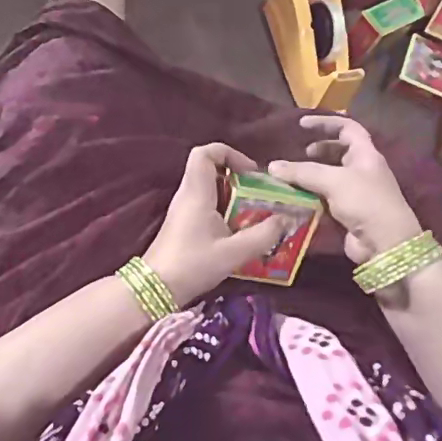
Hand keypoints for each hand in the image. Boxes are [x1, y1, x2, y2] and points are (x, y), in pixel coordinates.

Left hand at [143, 143, 290, 302]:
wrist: (156, 288)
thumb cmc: (192, 265)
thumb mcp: (233, 253)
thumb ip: (263, 235)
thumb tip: (285, 220)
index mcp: (196, 193)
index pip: (205, 153)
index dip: (229, 153)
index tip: (250, 172)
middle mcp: (188, 195)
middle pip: (210, 170)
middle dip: (238, 178)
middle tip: (259, 195)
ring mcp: (183, 210)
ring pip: (210, 189)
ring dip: (233, 197)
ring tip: (255, 214)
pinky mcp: (183, 225)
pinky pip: (206, 206)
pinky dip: (224, 211)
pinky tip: (239, 232)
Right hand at [268, 115, 422, 263]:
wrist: (385, 243)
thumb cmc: (365, 202)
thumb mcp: (334, 181)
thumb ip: (302, 172)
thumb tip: (272, 166)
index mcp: (366, 154)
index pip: (347, 128)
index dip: (325, 123)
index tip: (301, 125)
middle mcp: (362, 170)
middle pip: (339, 152)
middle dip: (318, 151)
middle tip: (300, 155)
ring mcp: (356, 192)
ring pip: (330, 177)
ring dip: (311, 176)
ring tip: (293, 179)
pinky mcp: (348, 213)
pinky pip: (326, 198)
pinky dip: (311, 197)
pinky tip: (296, 200)